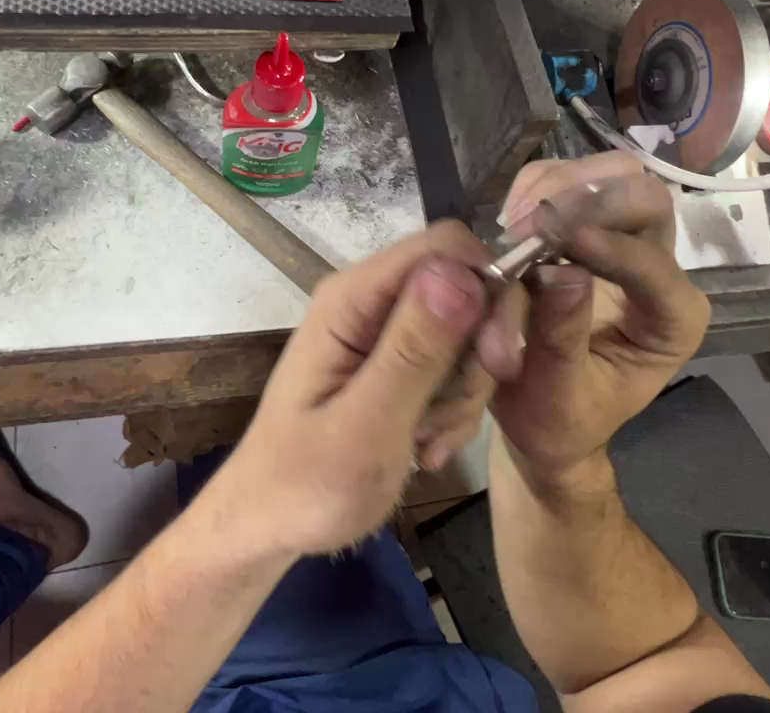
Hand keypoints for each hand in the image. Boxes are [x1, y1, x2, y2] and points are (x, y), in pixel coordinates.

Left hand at [208, 222, 519, 556]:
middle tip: (452, 416)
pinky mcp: (395, 360)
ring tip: (424, 442)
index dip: (486, 288)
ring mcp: (383, 330)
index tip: (497, 359)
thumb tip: (460, 273)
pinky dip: (452, 408)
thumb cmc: (307, 484)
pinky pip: (453, 365)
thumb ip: (414, 350)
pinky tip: (423, 447)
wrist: (272, 522)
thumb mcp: (367, 426)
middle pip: (465, 287)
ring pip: (467, 332)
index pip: (446, 246)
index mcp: (353, 298)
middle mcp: (370, 300)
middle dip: (477, 353)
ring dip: (463, 392)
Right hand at [493, 152, 710, 481]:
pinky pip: (572, 181)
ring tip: (513, 224)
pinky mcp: (589, 232)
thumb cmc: (556, 419)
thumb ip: (562, 336)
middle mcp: (660, 273)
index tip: (545, 239)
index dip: (603, 245)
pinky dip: (538, 186)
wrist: (542, 421)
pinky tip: (510, 218)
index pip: (651, 262)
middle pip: (646, 198)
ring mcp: (626, 245)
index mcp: (671, 320)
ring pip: (613, 177)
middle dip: (588, 199)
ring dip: (559, 187)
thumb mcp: (557, 395)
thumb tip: (559, 272)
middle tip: (529, 223)